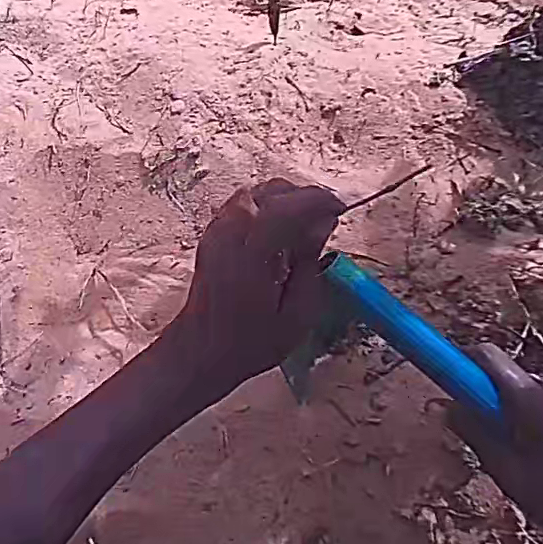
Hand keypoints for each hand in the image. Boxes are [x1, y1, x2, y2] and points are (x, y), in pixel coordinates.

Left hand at [164, 179, 344, 393]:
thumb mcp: (296, 314)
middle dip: (303, 197)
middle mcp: (227, 237)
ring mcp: (215, 233)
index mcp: (249, 257)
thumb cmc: (251, 342)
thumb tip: (322, 224)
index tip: (340, 207)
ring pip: (254, 193)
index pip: (284, 208)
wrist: (202, 350)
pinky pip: (240, 205)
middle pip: (268, 193)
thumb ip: (309, 264)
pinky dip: (265, 206)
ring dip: (283, 199)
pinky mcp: (211, 235)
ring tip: (306, 222)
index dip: (317, 200)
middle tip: (326, 216)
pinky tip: (280, 228)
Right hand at [449, 344, 542, 543]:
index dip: (461, 360)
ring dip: (521, 417)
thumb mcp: (510, 475)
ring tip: (527, 464)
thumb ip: (476, 435)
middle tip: (490, 441)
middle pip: (511, 380)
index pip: (487, 356)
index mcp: (535, 400)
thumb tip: (444, 405)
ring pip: (535, 397)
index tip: (445, 377)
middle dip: (493, 401)